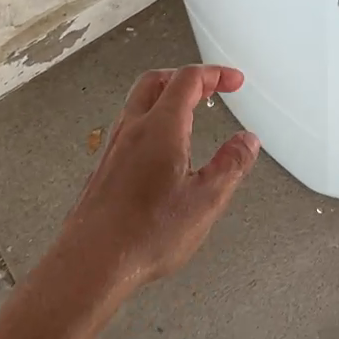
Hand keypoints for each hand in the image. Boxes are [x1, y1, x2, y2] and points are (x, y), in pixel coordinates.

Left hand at [56, 65, 260, 293]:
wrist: (90, 264)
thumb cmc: (146, 233)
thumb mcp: (206, 200)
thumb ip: (231, 165)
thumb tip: (247, 141)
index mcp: (161, 127)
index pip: (189, 79)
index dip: (215, 74)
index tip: (234, 81)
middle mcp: (133, 129)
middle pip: (157, 81)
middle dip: (187, 77)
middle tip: (210, 88)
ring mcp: (113, 148)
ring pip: (138, 102)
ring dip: (166, 96)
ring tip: (189, 113)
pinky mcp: (103, 168)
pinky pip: (128, 127)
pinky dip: (151, 120)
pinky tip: (161, 149)